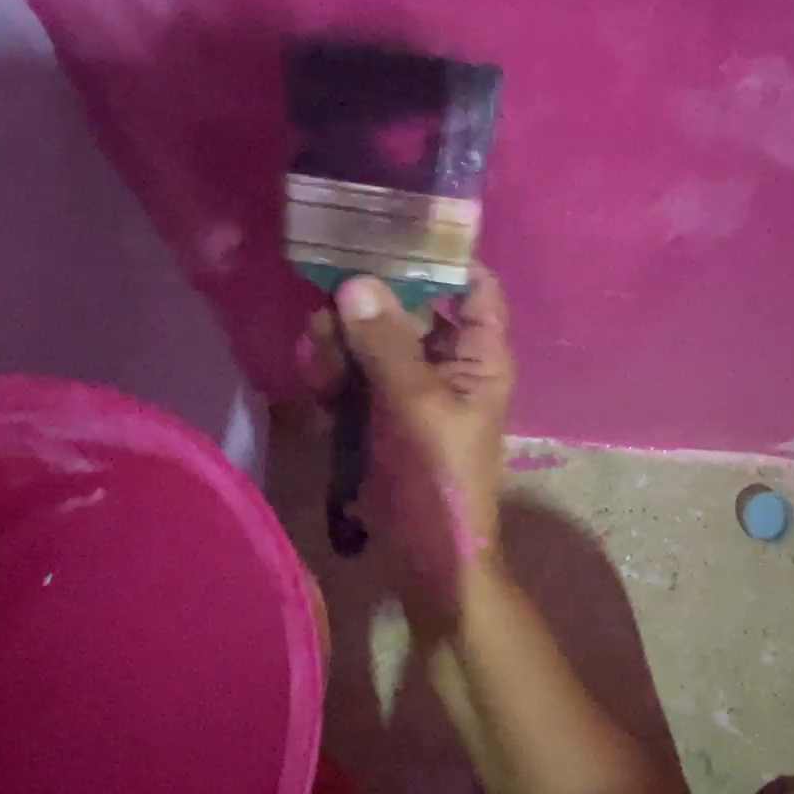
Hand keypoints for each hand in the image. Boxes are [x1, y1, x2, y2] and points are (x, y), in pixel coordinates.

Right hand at [315, 266, 513, 613]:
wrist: (428, 560)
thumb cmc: (442, 484)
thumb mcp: (419, 411)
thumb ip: (388, 347)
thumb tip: (357, 283)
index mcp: (479, 355)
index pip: (473, 285)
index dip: (441, 256)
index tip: (387, 233)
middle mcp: (448, 361)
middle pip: (408, 306)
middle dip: (366, 305)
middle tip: (326, 313)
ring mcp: (410, 386)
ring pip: (371, 338)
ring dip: (340, 342)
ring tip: (316, 359)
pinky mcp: (378, 411)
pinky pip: (352, 374)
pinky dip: (332, 375)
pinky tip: (313, 386)